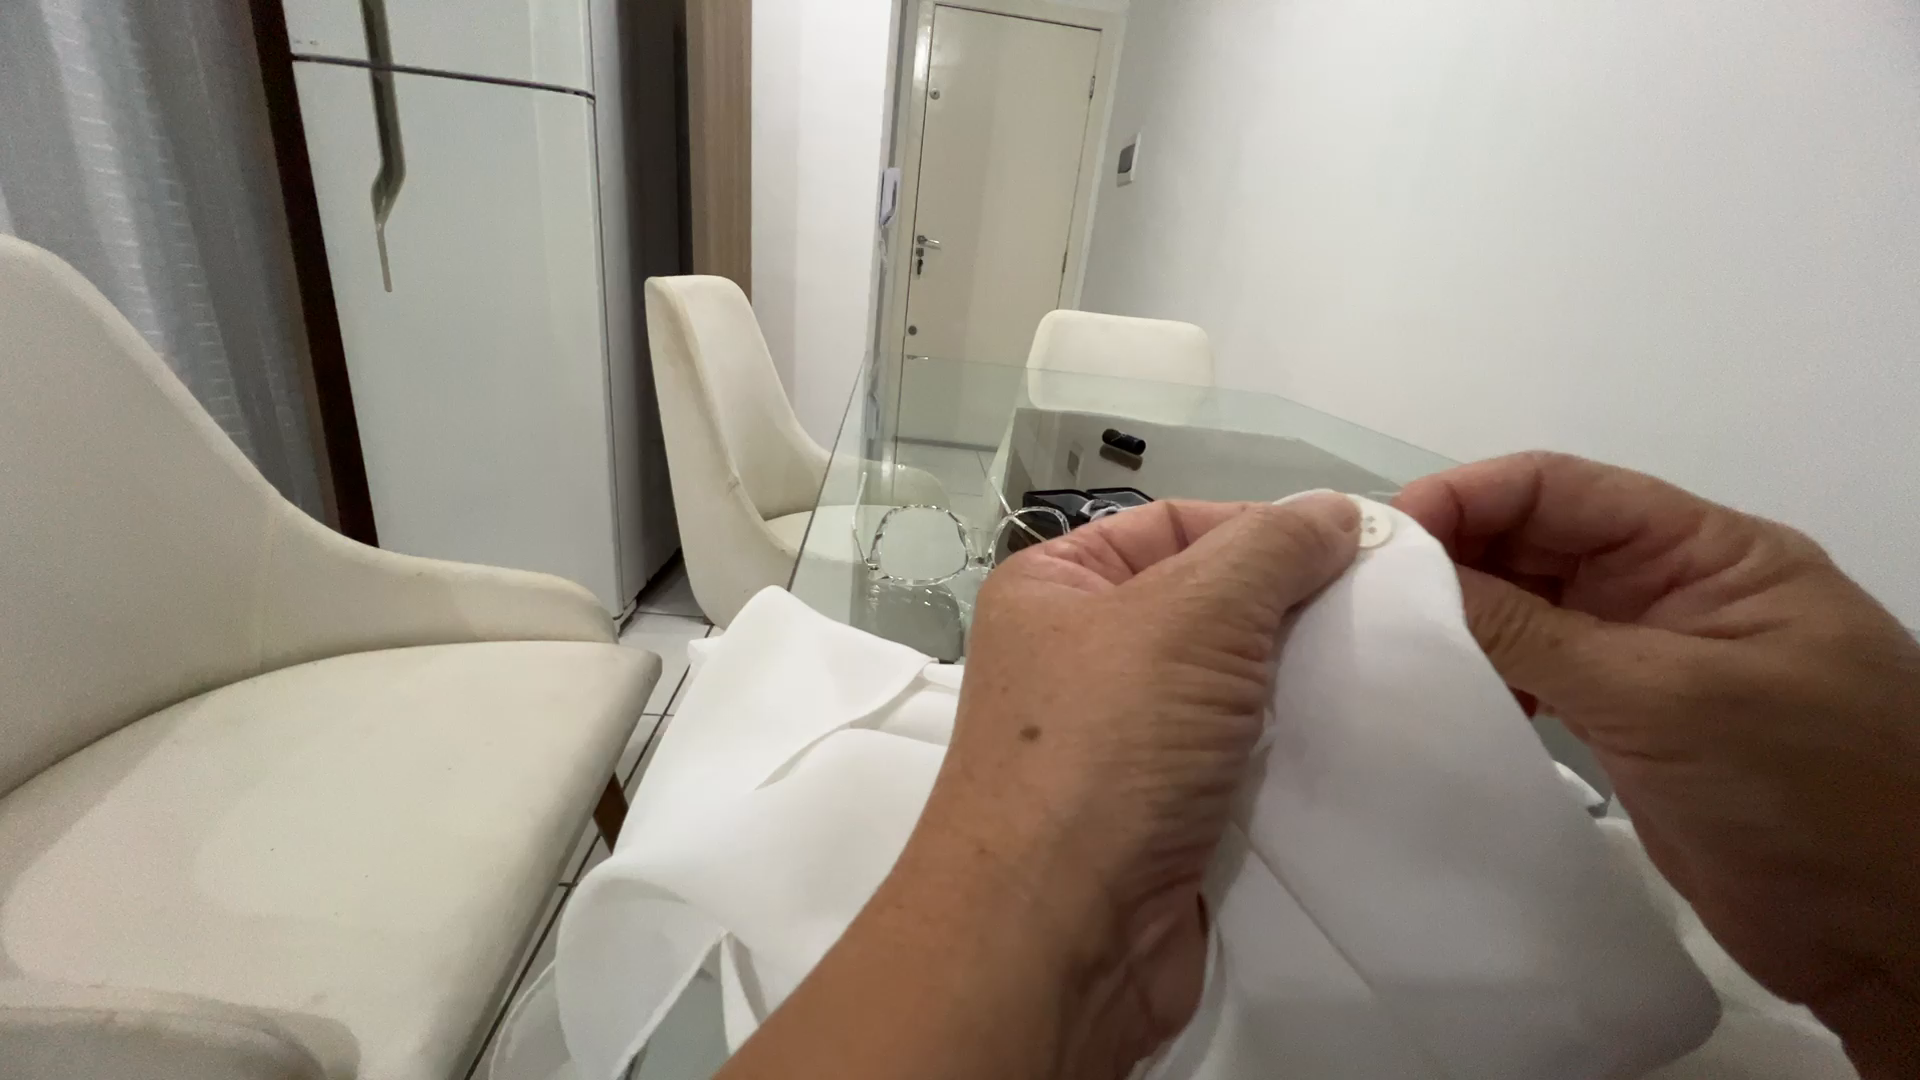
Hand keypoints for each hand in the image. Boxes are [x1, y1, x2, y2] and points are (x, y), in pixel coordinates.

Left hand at [715, 496, 1358, 1079]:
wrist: (1057, 933)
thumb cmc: (1105, 744)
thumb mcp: (1186, 616)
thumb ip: (1265, 551)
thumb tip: (1330, 510)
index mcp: (1053, 585)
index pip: (1169, 524)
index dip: (1258, 526)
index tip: (1352, 545)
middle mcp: (1076, 651)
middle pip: (1202, 601)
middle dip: (1285, 605)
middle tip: (1381, 611)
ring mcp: (1117, 730)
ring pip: (1224, 679)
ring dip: (1294, 677)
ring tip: (1378, 668)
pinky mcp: (1156, 800)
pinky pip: (1232, 747)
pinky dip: (1285, 740)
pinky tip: (1350, 733)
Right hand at [1395, 452, 1919, 1077]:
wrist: (1886, 940)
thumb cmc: (1803, 794)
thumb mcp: (1656, 694)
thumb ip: (1526, 629)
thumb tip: (1409, 577)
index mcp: (1701, 551)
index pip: (1556, 488)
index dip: (1463, 496)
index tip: (1384, 537)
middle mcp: (1660, 582)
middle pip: (1527, 536)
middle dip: (1447, 553)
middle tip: (1364, 588)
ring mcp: (1633, 644)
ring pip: (1516, 596)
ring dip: (1455, 609)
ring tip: (1391, 634)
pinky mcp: (1610, 701)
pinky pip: (1522, 656)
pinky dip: (1478, 661)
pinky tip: (1445, 683)